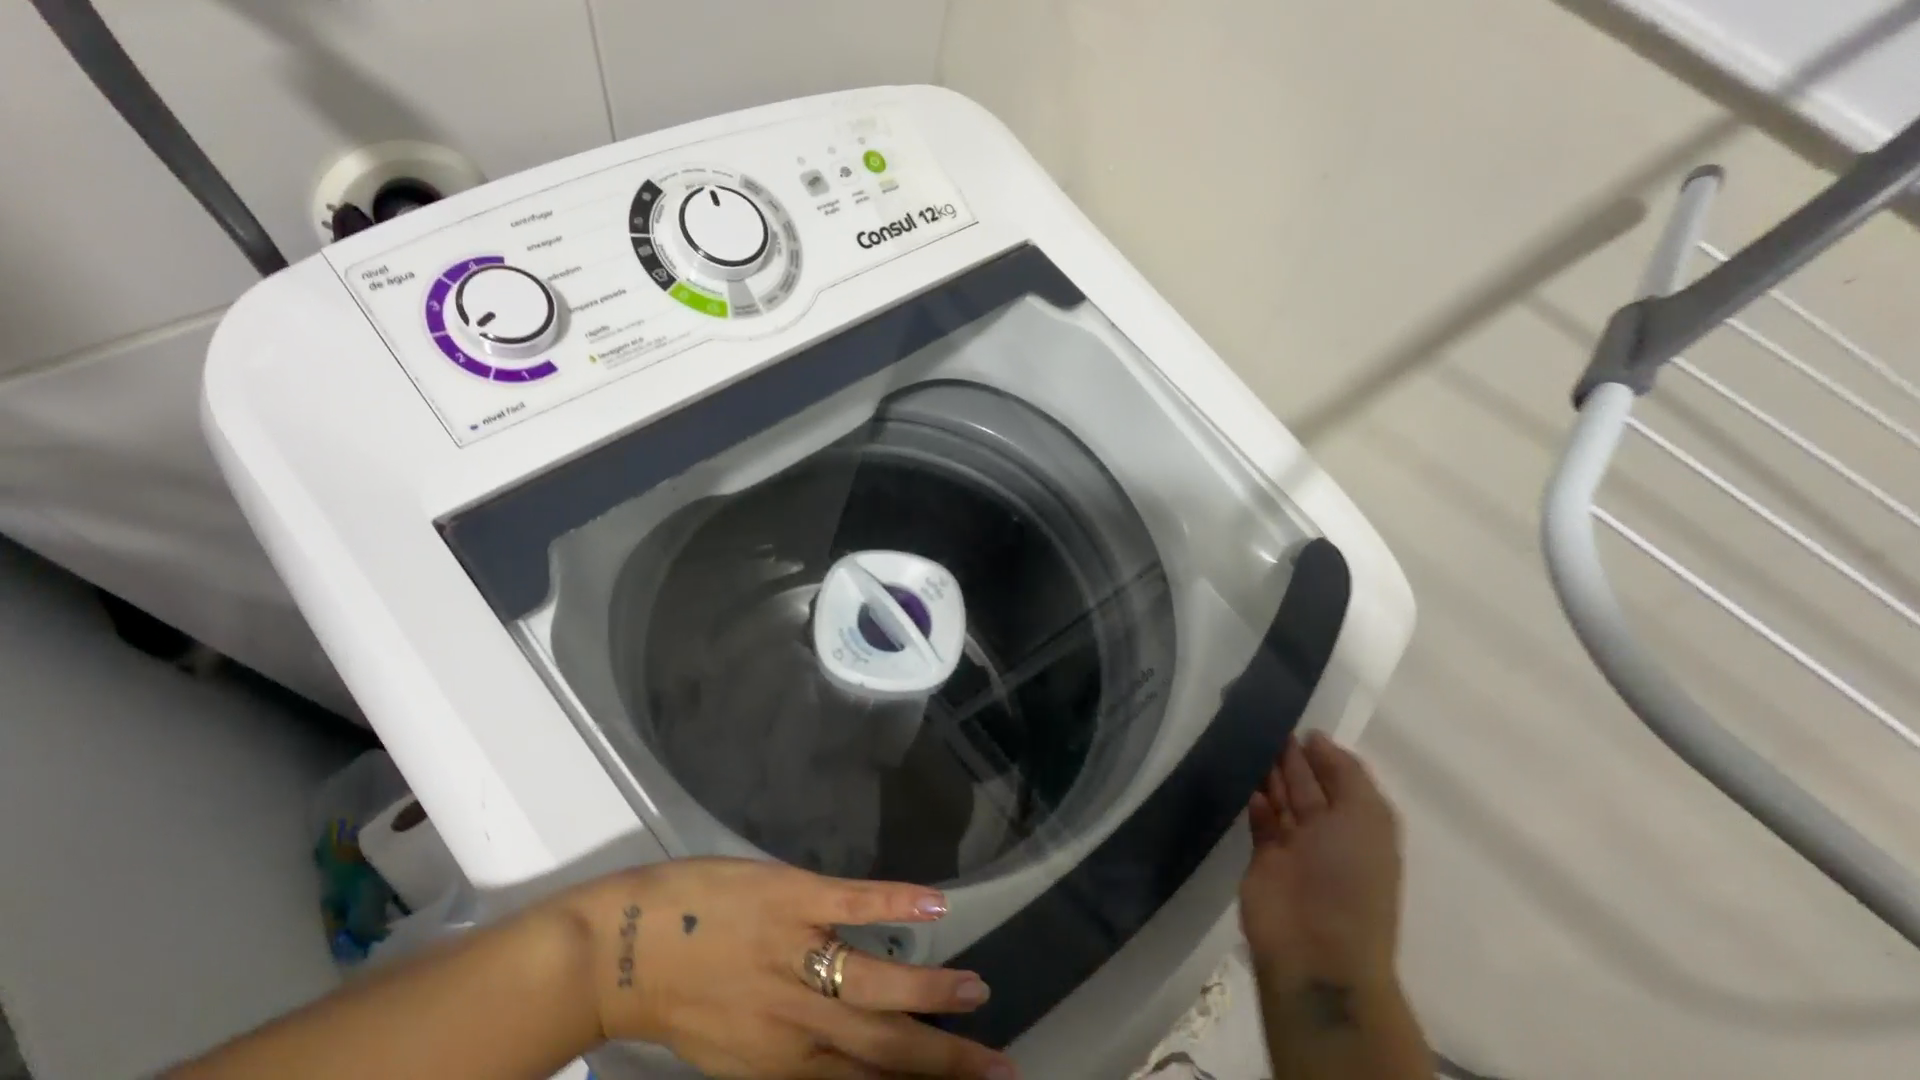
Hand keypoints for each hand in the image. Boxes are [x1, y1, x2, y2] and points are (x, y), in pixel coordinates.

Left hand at [562, 857, 1013, 1079]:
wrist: (618, 951)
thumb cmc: (676, 1000)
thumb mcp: (733, 1051)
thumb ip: (789, 1055)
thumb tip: (843, 1060)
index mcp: (785, 1061)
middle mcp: (800, 1020)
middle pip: (886, 1046)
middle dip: (947, 1059)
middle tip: (1001, 1064)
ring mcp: (798, 954)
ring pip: (878, 980)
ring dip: (933, 989)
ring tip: (978, 990)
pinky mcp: (791, 899)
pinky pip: (852, 902)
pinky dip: (897, 902)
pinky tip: (938, 902)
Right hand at [1239, 732, 1402, 987]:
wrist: (1317, 949)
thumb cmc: (1351, 879)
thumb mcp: (1366, 817)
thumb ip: (1345, 773)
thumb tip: (1315, 739)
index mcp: (1362, 823)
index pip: (1341, 777)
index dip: (1322, 752)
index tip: (1297, 722)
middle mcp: (1330, 833)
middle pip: (1307, 785)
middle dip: (1291, 757)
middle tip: (1264, 722)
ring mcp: (1295, 848)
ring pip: (1281, 800)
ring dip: (1268, 774)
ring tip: (1248, 740)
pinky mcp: (1263, 860)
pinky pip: (1258, 822)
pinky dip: (1252, 802)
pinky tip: (1243, 780)